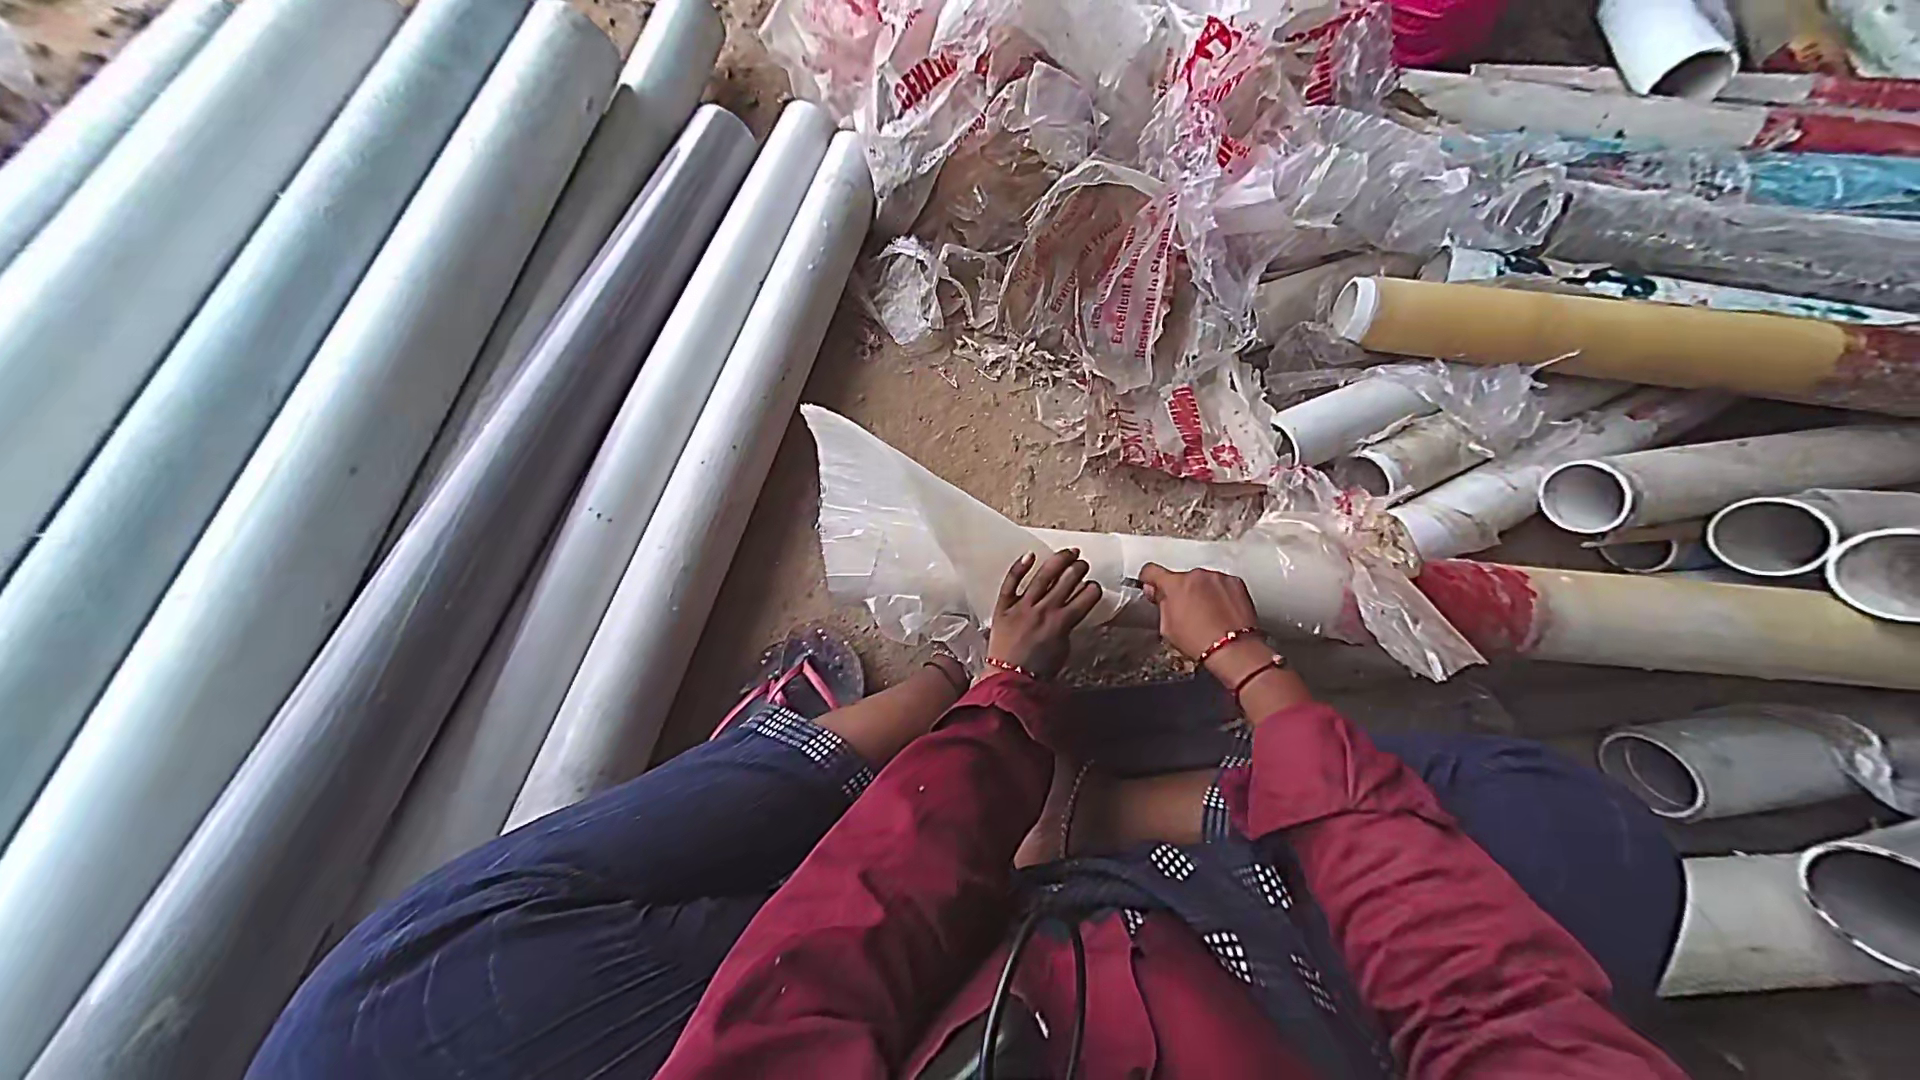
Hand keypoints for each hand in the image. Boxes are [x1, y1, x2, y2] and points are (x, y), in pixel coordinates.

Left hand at [987, 549, 1102, 679]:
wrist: (1009, 678)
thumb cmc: (1038, 670)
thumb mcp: (1063, 649)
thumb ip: (1067, 626)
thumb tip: (1070, 611)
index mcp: (1062, 622)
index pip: (1085, 597)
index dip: (1093, 589)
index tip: (1094, 586)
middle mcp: (1044, 610)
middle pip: (1067, 580)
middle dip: (1079, 569)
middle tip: (1083, 563)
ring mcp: (1022, 605)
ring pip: (1043, 576)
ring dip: (1059, 561)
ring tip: (1069, 552)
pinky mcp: (1004, 605)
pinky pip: (1011, 581)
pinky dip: (1020, 567)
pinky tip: (1030, 555)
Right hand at [1135, 563, 1260, 662]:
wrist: (1234, 649)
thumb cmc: (1201, 641)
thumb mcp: (1167, 627)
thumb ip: (1160, 604)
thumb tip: (1159, 594)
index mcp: (1175, 584)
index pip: (1152, 571)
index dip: (1149, 579)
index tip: (1152, 585)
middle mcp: (1196, 575)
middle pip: (1181, 578)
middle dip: (1180, 590)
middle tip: (1185, 611)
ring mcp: (1218, 578)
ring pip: (1202, 580)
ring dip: (1201, 591)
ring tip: (1206, 614)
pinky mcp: (1236, 583)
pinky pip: (1221, 584)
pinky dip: (1219, 593)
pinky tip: (1220, 612)